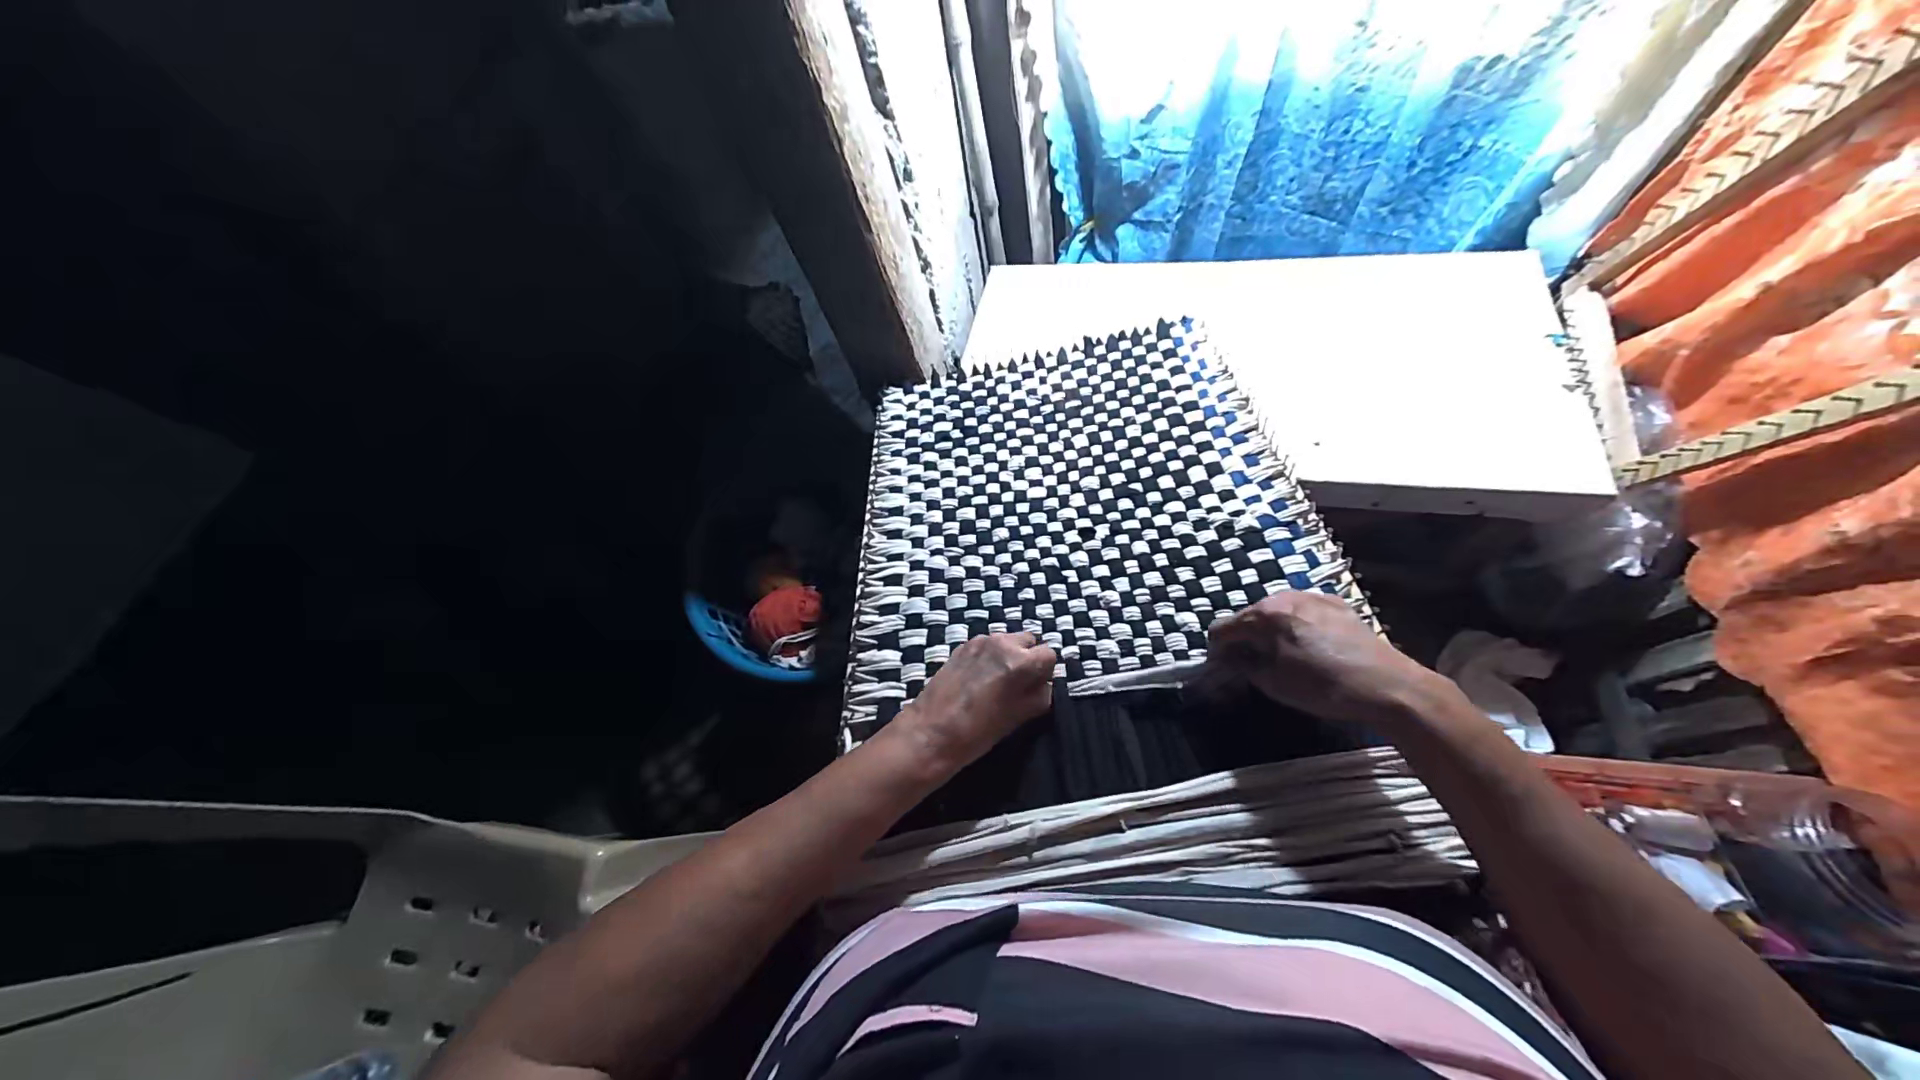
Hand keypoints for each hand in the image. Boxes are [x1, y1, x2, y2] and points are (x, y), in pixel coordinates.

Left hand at [890, 632, 1056, 776]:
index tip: (1034, 688)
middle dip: (1028, 659)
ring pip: (1007, 641)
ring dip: (1009, 656)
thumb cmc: (978, 731)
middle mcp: (1001, 643)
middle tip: (1018, 685)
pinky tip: (979, 679)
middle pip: (1028, 641)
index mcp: (1019, 662)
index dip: (1045, 672)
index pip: (1048, 654)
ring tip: (996, 682)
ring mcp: (979, 641)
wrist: (931, 732)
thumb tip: (1043, 683)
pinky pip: (988, 645)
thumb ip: (1040, 694)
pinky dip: (990, 656)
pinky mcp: (962, 646)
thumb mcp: (1020, 716)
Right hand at [1206, 591, 1448, 725]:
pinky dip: (1297, 626)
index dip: (1217, 650)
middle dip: (1246, 637)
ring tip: (1283, 656)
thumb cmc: (1323, 686)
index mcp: (1265, 614)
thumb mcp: (1273, 683)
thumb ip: (1244, 664)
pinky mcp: (1338, 605)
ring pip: (1278, 612)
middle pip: (1250, 616)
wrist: (1390, 687)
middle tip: (1253, 664)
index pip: (1223, 628)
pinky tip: (1310, 648)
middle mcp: (1285, 596)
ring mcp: (1314, 597)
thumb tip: (1233, 657)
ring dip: (1272, 631)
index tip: (1223, 668)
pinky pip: (1303, 612)